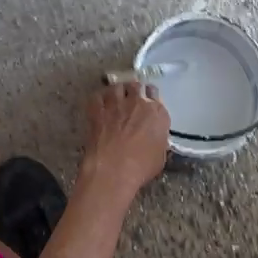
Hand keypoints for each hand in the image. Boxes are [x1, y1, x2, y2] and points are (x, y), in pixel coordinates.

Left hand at [78, 81, 169, 197]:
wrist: (113, 171)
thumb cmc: (140, 168)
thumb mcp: (160, 155)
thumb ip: (159, 138)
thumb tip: (155, 135)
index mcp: (157, 112)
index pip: (155, 94)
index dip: (150, 97)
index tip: (147, 103)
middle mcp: (138, 102)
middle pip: (136, 86)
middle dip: (134, 91)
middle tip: (132, 100)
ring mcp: (116, 103)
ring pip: (117, 87)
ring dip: (118, 91)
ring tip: (116, 99)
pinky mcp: (97, 110)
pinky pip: (98, 96)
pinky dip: (100, 98)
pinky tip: (101, 104)